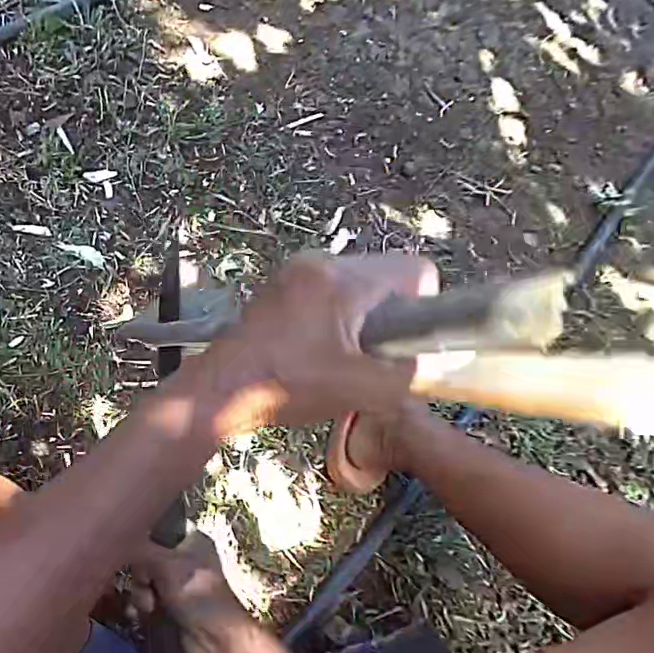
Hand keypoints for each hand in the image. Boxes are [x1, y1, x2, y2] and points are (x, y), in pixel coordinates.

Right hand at [127, 532, 255, 652]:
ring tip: (150, 606)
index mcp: (191, 539)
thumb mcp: (165, 564)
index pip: (157, 528)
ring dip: (141, 593)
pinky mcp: (170, 602)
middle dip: (142, 575)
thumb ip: (140, 550)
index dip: (144, 540)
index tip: (137, 552)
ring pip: (143, 578)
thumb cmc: (195, 593)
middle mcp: (183, 556)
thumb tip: (118, 542)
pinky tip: (143, 614)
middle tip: (149, 585)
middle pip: (145, 555)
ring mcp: (176, 581)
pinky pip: (146, 596)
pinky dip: (142, 605)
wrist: (215, 640)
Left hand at [203, 252, 437, 439]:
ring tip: (342, 353)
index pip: (415, 269)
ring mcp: (291, 271)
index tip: (401, 341)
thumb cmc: (287, 386)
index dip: (423, 307)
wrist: (219, 390)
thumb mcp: (364, 390)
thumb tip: (434, 361)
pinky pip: (324, 290)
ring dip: (360, 314)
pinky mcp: (276, 286)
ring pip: (353, 282)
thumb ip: (412, 372)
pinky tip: (316, 347)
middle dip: (390, 312)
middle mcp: (316, 262)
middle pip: (383, 273)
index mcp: (340, 278)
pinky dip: (332, 313)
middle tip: (371, 351)